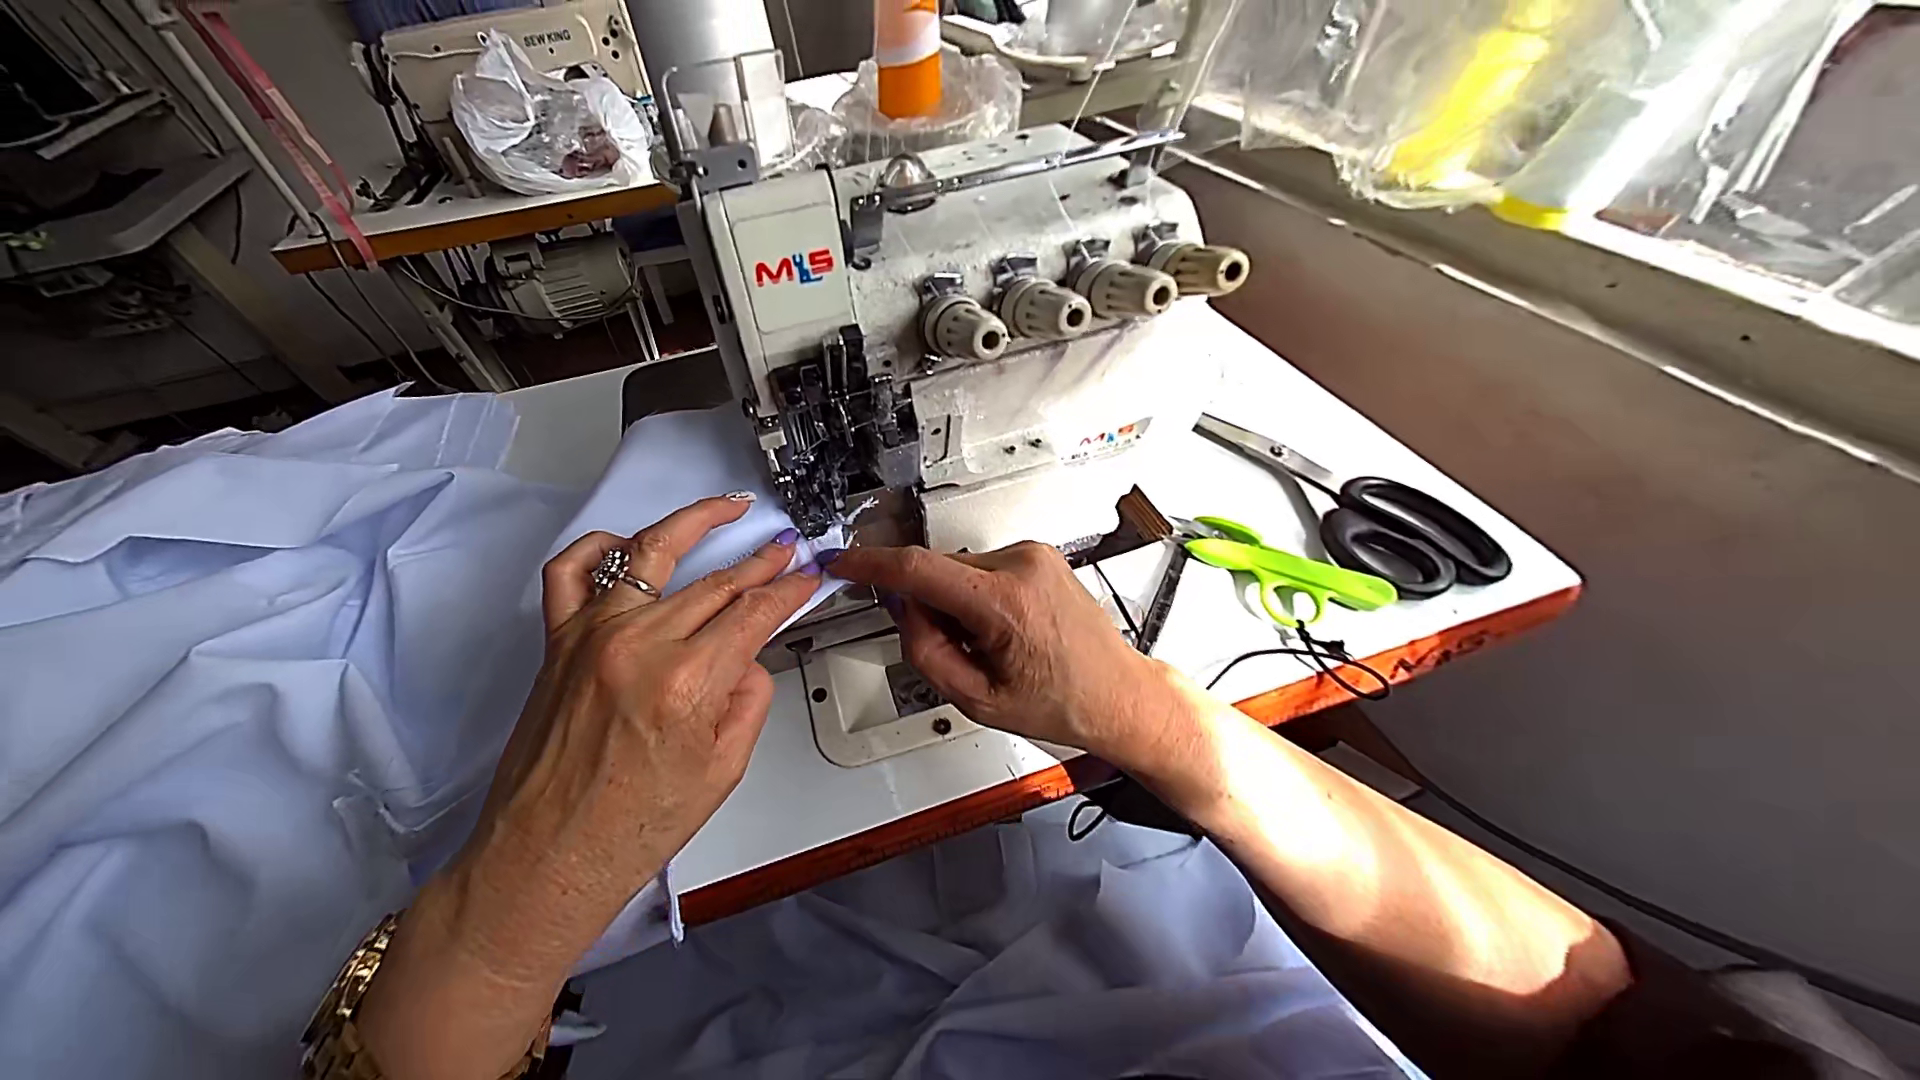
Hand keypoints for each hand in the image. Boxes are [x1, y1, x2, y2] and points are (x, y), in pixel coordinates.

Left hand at [359, 494, 819, 1079]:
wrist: (545, 859)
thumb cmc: (638, 825)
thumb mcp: (726, 767)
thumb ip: (750, 696)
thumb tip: (747, 655)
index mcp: (691, 680)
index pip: (755, 612)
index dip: (790, 590)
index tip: (808, 577)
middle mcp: (641, 644)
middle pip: (717, 582)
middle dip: (762, 561)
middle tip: (786, 548)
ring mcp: (592, 635)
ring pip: (652, 553)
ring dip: (696, 521)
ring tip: (728, 508)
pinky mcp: (557, 642)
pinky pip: (569, 572)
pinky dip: (598, 546)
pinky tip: (626, 540)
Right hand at [824, 542, 1202, 770]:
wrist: (1118, 693)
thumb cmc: (1064, 701)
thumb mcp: (976, 698)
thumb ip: (924, 649)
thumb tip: (902, 610)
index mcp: (1005, 602)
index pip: (917, 568)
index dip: (870, 564)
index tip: (843, 563)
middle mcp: (1022, 565)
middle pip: (937, 572)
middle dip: (925, 605)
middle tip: (949, 648)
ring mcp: (1033, 556)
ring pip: (958, 570)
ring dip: (953, 603)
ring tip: (989, 644)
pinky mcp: (1038, 557)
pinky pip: (982, 568)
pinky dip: (974, 596)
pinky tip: (1001, 629)